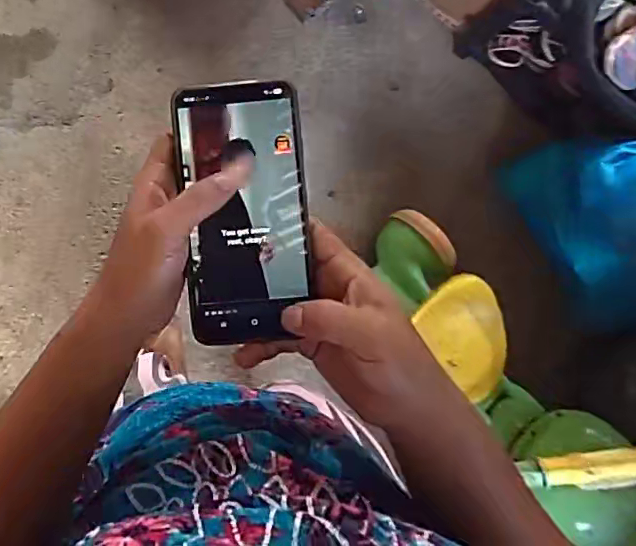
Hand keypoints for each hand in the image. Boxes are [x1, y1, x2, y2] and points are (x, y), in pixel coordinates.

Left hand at [81, 136, 242, 342]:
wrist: (127, 322)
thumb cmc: (133, 274)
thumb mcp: (168, 228)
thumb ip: (200, 197)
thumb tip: (235, 167)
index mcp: (152, 184)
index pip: (173, 142)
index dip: (195, 129)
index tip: (227, 123)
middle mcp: (164, 199)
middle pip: (195, 168)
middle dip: (220, 159)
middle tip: (254, 152)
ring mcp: (177, 224)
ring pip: (206, 196)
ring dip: (227, 190)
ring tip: (260, 180)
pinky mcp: (189, 247)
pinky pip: (211, 223)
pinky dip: (229, 218)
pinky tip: (251, 219)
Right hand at [235, 220, 457, 434]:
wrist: (412, 415)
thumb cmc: (401, 365)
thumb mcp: (369, 334)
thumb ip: (328, 318)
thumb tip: (286, 313)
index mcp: (347, 273)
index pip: (314, 237)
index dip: (288, 225)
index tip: (252, 221)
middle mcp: (328, 288)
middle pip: (288, 267)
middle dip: (259, 266)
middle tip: (223, 267)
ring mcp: (318, 315)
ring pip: (279, 302)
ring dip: (255, 309)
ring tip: (227, 316)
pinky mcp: (310, 342)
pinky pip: (279, 335)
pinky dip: (261, 342)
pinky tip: (243, 354)